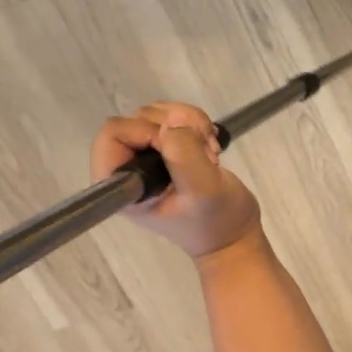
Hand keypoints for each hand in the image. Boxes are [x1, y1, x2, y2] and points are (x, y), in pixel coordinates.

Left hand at [91, 102, 262, 260]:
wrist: (236, 236)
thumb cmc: (217, 221)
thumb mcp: (204, 190)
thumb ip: (185, 154)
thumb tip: (175, 120)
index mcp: (122, 183)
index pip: (115, 133)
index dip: (150, 131)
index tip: (186, 149)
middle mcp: (128, 167)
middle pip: (138, 120)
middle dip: (177, 126)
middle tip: (206, 151)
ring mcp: (148, 158)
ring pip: (158, 116)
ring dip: (190, 123)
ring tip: (210, 150)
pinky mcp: (167, 152)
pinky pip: (173, 120)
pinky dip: (196, 124)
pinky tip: (210, 145)